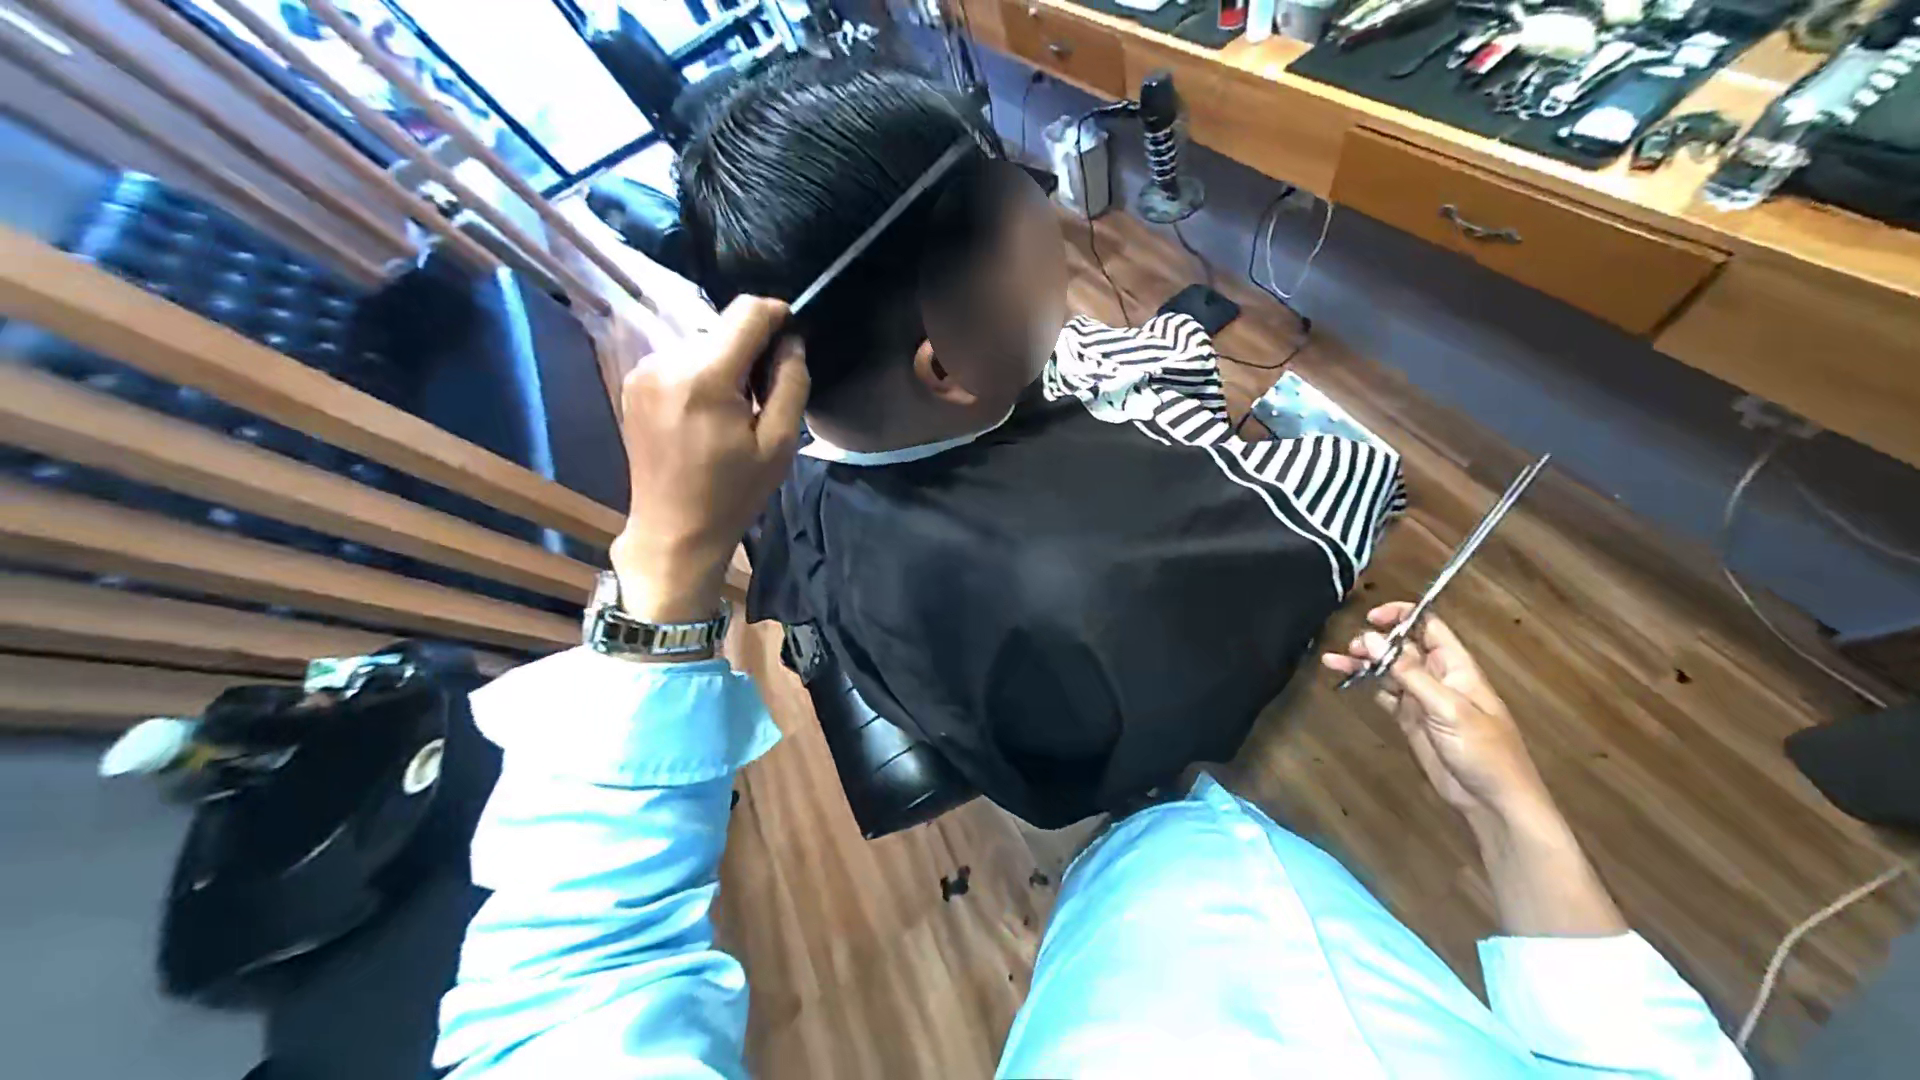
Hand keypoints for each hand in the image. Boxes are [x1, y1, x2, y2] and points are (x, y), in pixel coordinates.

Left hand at [608, 297, 807, 622]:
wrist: (674, 530)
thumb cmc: (732, 494)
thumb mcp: (778, 444)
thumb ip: (791, 383)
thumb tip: (792, 340)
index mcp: (705, 376)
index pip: (747, 312)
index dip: (777, 315)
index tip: (794, 335)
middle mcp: (667, 360)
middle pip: (724, 328)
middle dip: (751, 350)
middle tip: (765, 395)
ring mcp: (644, 370)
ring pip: (703, 343)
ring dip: (726, 364)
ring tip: (735, 410)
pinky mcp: (634, 382)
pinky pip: (681, 360)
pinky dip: (702, 374)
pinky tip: (707, 413)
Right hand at [1321, 605, 1550, 827]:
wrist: (1493, 801)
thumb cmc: (1484, 752)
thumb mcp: (1447, 708)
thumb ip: (1408, 673)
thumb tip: (1371, 638)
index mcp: (1456, 668)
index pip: (1429, 627)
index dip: (1402, 616)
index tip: (1372, 618)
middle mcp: (1438, 677)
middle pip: (1402, 647)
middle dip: (1375, 642)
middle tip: (1352, 649)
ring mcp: (1423, 699)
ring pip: (1387, 669)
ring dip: (1362, 662)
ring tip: (1335, 660)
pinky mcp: (1410, 718)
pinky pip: (1383, 693)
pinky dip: (1364, 684)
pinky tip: (1345, 679)